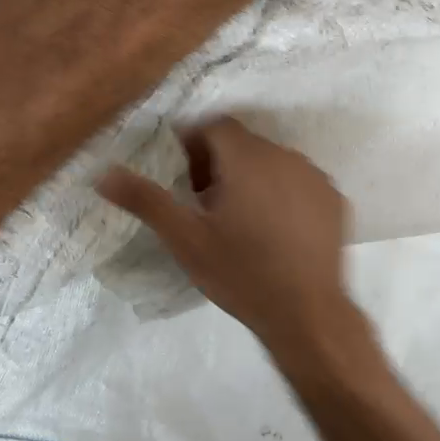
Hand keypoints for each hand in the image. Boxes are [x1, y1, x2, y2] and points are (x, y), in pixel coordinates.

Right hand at [99, 117, 356, 345]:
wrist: (306, 314)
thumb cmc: (240, 274)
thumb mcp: (185, 240)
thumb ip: (145, 201)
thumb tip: (103, 174)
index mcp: (247, 158)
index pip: (215, 126)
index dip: (193, 146)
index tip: (183, 180)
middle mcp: (286, 156)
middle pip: (244, 144)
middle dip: (219, 165)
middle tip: (203, 207)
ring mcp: (316, 179)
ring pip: (274, 164)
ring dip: (251, 180)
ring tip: (238, 223)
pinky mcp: (336, 202)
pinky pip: (299, 185)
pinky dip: (281, 197)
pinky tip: (273, 234)